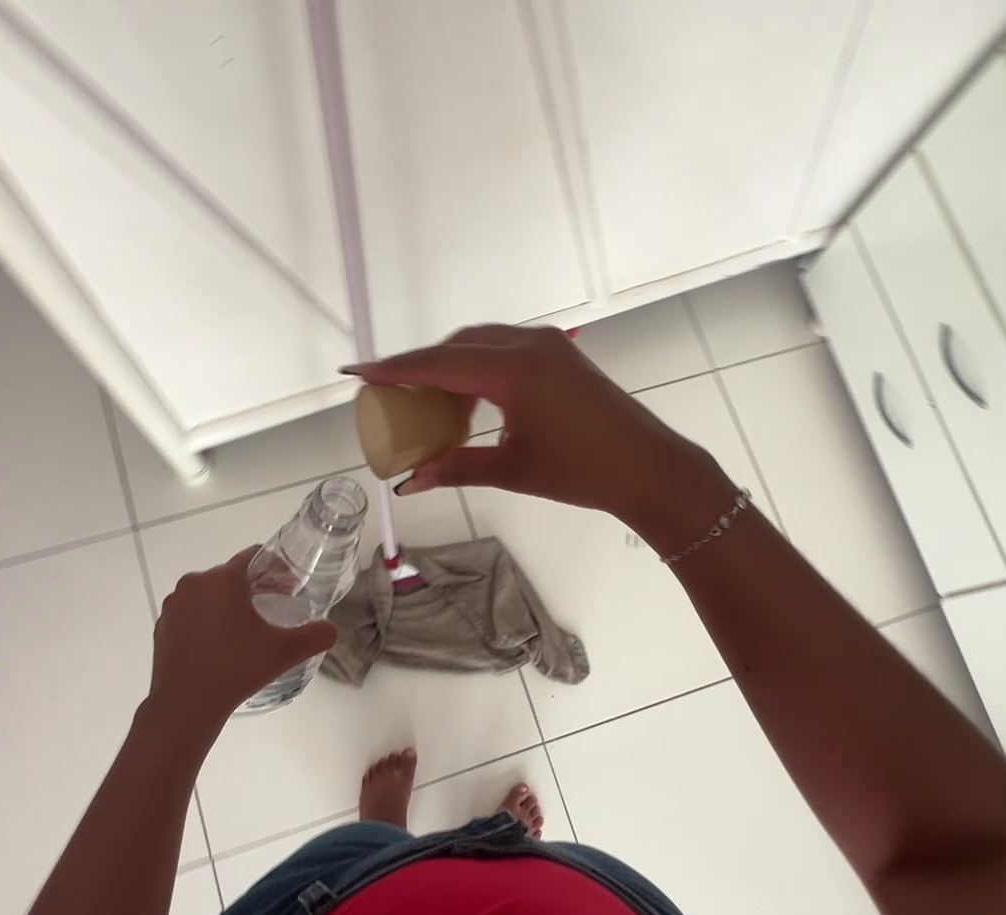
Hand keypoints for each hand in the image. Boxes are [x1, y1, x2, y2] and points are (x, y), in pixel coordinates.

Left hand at [141, 546, 338, 752]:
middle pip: (232, 575)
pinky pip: (193, 612)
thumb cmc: (236, 669)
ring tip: (250, 626)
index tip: (292, 585)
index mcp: (223, 579)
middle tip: (277, 605)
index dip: (278, 568)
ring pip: (211, 593)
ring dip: (231, 602)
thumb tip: (331, 629)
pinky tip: (222, 642)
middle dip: (257, 586)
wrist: (185, 705)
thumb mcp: (284, 652)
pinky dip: (209, 618)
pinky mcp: (163, 624)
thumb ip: (315, 635)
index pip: (255, 556)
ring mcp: (175, 604)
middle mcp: (195, 583)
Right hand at [345, 325, 735, 548]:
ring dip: (451, 365)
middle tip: (392, 396)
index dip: (393, 370)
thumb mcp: (512, 470)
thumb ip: (456, 467)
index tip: (357, 374)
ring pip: (481, 342)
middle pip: (456, 345)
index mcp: (514, 371)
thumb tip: (410, 481)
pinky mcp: (560, 353)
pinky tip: (469, 397)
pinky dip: (478, 366)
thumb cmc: (582, 472)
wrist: (647, 467)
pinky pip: (504, 347)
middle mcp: (529, 345)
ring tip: (429, 402)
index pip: (438, 363)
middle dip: (420, 368)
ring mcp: (548, 345)